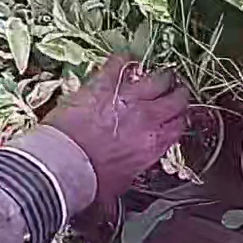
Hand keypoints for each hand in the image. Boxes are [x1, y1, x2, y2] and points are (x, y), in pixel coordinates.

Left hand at [48, 54, 190, 211]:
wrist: (62, 164)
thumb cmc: (89, 180)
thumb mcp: (122, 183)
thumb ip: (135, 166)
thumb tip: (132, 167)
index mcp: (154, 143)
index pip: (179, 124)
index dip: (180, 118)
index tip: (177, 116)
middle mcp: (147, 117)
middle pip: (176, 98)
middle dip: (178, 94)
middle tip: (176, 92)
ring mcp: (127, 96)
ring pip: (158, 78)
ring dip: (161, 77)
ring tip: (160, 76)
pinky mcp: (104, 83)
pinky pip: (121, 63)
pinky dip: (126, 60)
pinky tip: (128, 60)